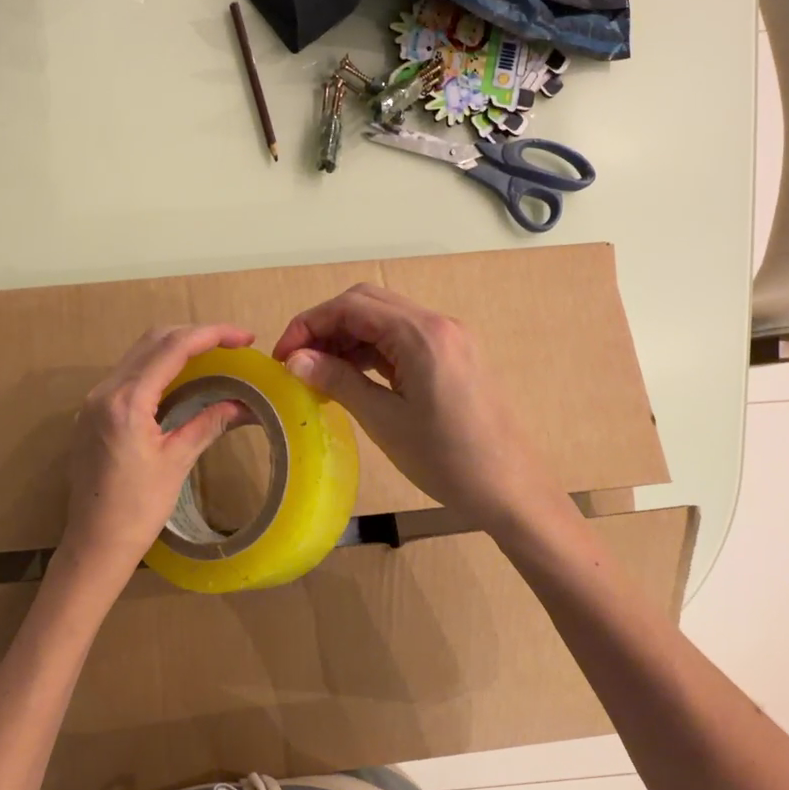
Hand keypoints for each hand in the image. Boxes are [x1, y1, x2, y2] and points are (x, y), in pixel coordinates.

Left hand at [62, 324, 255, 580]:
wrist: (95, 542)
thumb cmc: (137, 509)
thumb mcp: (176, 462)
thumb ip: (207, 424)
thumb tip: (242, 405)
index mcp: (126, 401)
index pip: (172, 348)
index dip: (212, 335)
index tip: (245, 338)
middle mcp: (103, 392)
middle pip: (152, 342)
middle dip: (194, 336)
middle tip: (232, 345)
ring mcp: (93, 402)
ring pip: (137, 356)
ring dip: (174, 349)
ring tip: (212, 357)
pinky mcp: (91, 415)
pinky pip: (126, 377)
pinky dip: (155, 369)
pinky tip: (180, 381)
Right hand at [273, 283, 563, 529]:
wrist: (507, 486)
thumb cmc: (444, 459)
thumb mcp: (383, 420)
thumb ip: (338, 381)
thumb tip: (294, 360)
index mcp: (421, 335)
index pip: (351, 306)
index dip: (308, 325)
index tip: (281, 358)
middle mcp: (437, 324)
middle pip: (366, 303)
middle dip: (324, 326)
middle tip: (296, 363)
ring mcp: (449, 339)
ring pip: (383, 319)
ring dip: (345, 338)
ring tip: (316, 374)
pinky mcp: (452, 357)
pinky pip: (401, 339)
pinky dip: (369, 350)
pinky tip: (349, 377)